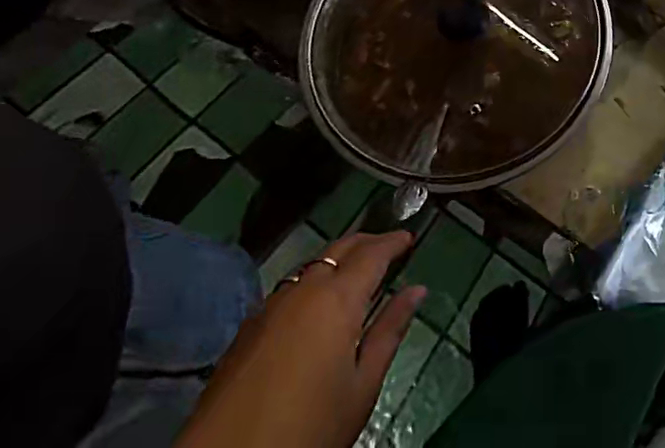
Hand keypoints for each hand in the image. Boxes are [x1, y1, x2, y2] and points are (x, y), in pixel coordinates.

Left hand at [174, 232, 424, 447]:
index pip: (372, 253)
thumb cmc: (309, 427)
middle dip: (367, 242)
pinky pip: (288, 290)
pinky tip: (316, 308)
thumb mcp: (362, 385)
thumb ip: (390, 331)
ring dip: (337, 261)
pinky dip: (311, 284)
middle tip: (388, 247)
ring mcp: (270, 308)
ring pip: (311, 266)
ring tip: (356, 275)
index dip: (394, 242)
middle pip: (339, 249)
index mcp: (337, 299)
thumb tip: (417, 290)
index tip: (409, 237)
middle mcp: (303, 291)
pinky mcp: (247, 330)